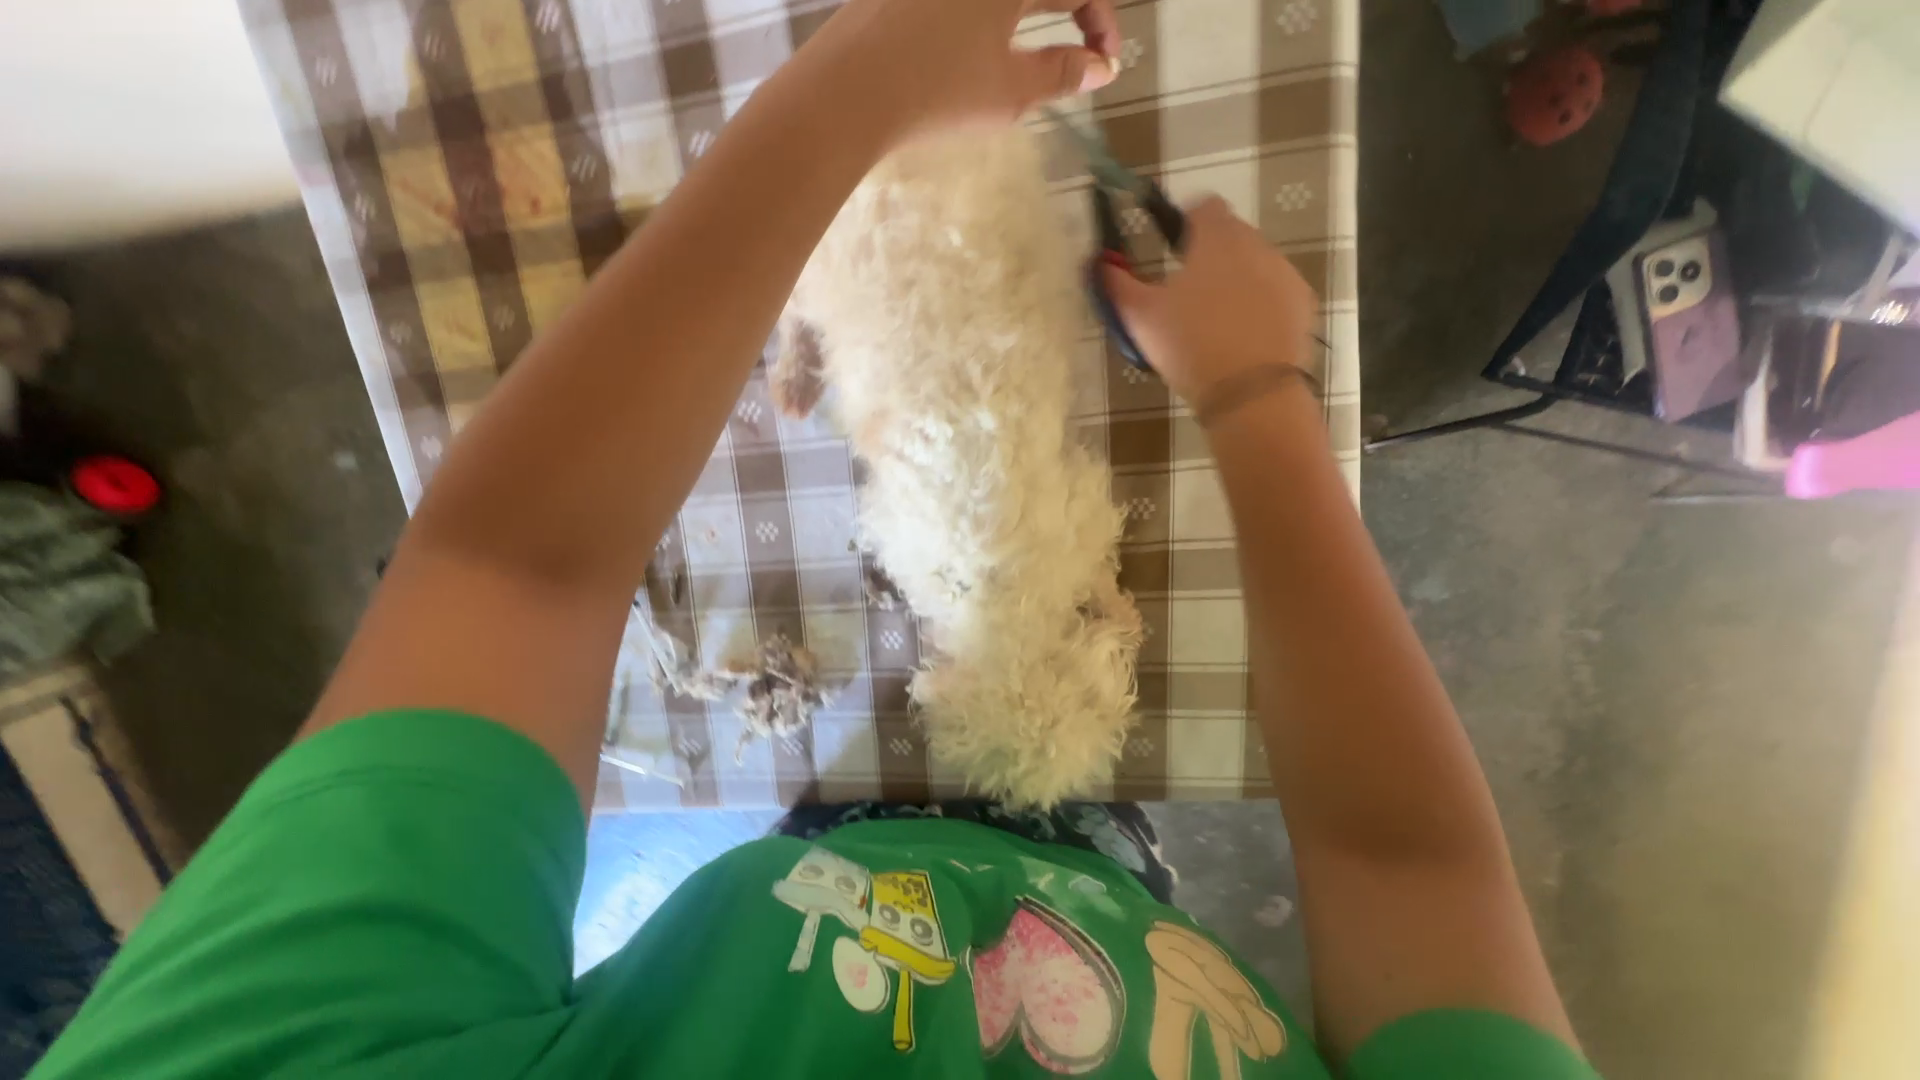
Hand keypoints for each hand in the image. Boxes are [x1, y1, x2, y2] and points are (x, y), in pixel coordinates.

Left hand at [799, 0, 1120, 138]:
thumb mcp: (1011, 91)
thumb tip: (1100, 68)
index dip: (1101, 23)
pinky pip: (962, 3)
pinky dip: (988, 17)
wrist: (847, 90)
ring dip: (1031, 13)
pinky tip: (977, 53)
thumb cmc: (938, 89)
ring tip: (1030, 56)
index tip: (1105, 63)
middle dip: (1072, 10)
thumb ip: (1063, 74)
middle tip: (1079, 53)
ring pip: (1001, 0)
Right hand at [1100, 198, 1318, 403]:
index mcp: (1216, 238)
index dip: (1185, 221)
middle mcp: (1256, 244)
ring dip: (1236, 279)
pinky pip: (1275, 292)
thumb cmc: (1189, 346)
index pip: (1203, 206)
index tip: (1170, 247)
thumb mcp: (1140, 317)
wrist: (1251, 392)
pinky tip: (1242, 337)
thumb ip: (1116, 284)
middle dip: (1211, 254)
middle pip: (1231, 234)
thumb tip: (1097, 262)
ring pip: (1255, 263)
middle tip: (1187, 292)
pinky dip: (1260, 305)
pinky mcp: (1303, 305)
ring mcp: (1285, 273)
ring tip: (1215, 320)